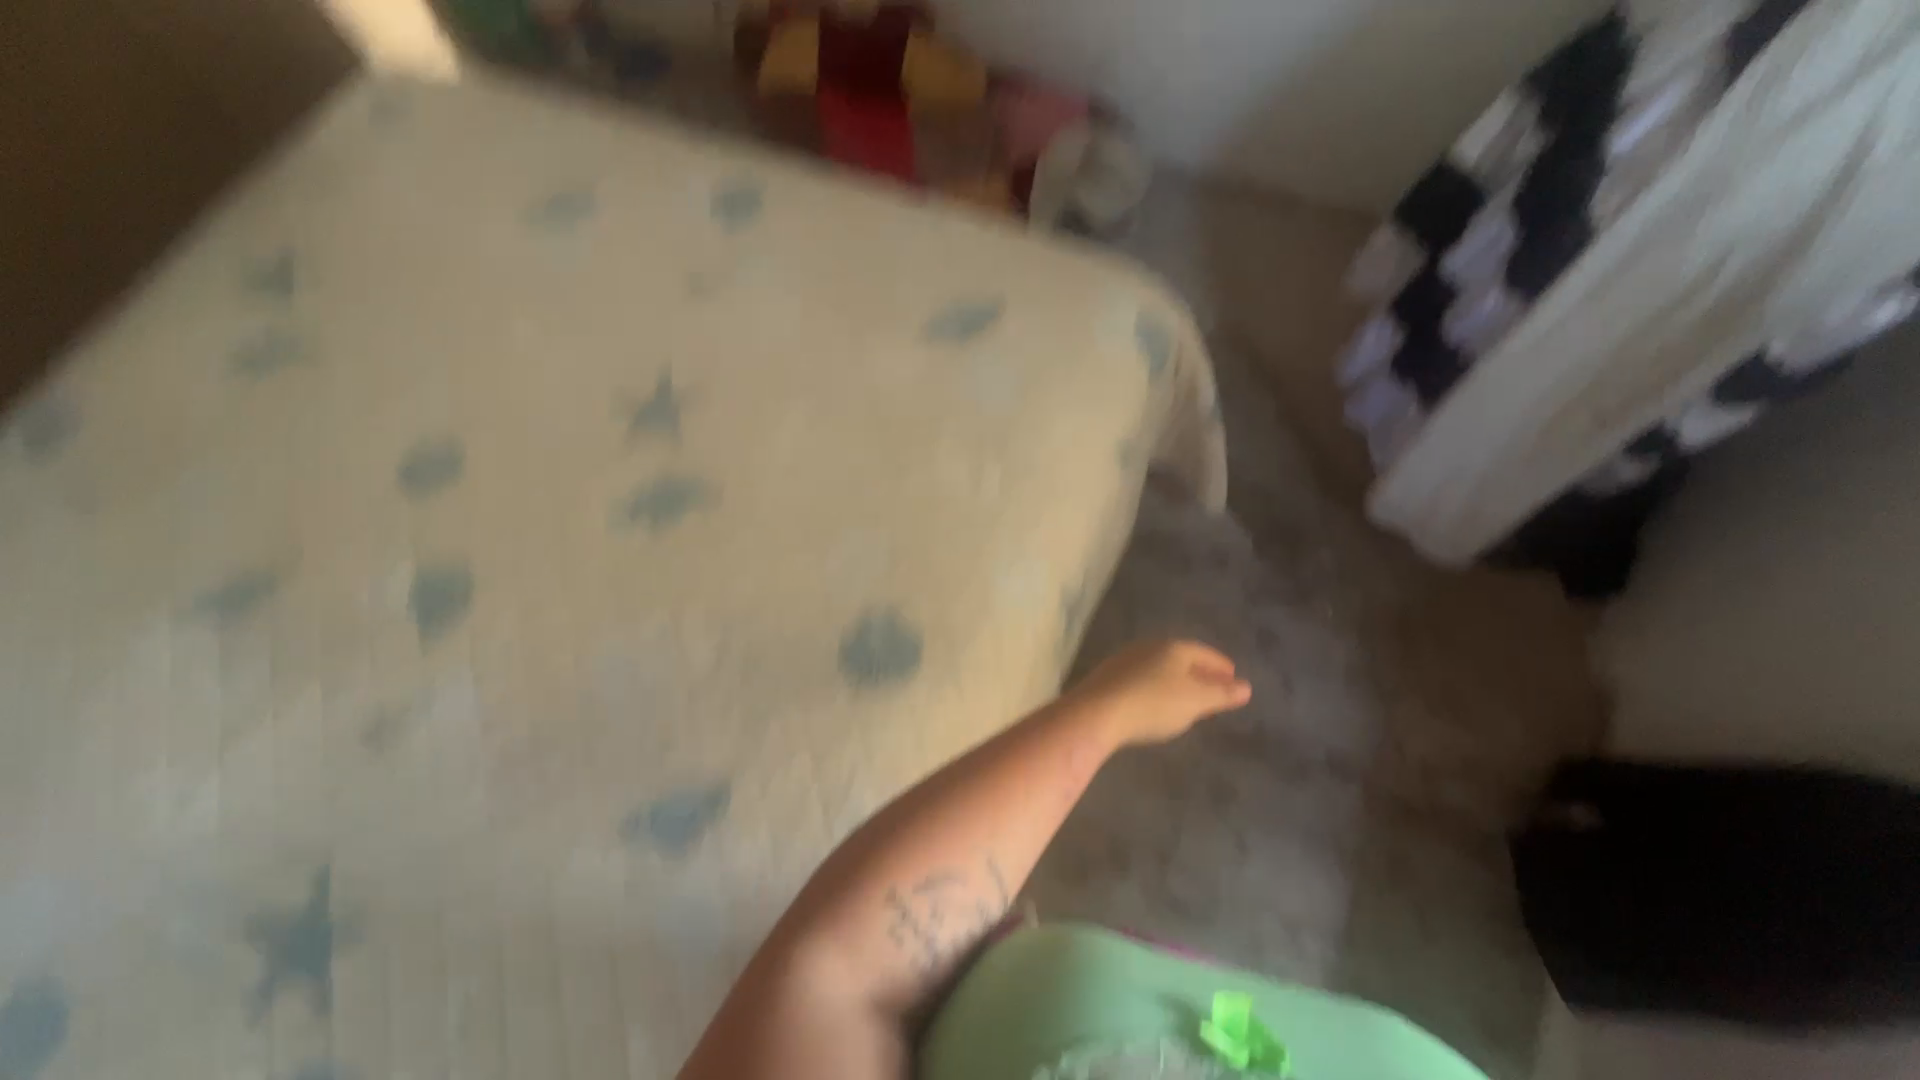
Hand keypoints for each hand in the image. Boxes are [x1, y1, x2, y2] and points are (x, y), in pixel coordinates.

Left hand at [1064, 640, 1251, 745]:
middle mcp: (1148, 647)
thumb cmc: (1153, 705)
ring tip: (1188, 697)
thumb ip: (1221, 694)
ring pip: (1160, 668)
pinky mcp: (1107, 678)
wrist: (1096, 713)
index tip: (1233, 677)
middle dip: (1199, 672)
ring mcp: (1124, 661)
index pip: (1204, 653)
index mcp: (1173, 647)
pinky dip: (1157, 688)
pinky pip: (1142, 679)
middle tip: (1213, 688)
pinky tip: (1156, 702)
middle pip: (1181, 658)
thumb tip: (1246, 687)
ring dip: (1176, 681)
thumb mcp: (1195, 702)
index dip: (1220, 666)